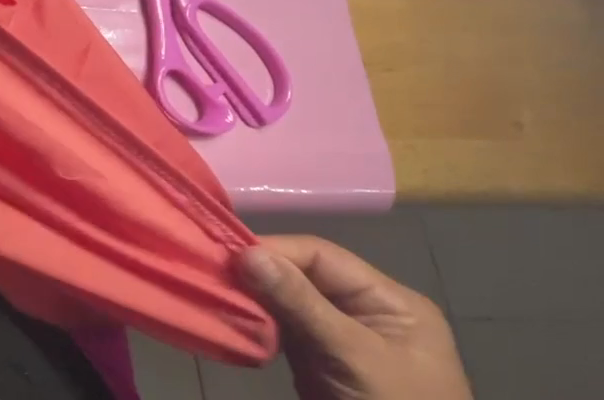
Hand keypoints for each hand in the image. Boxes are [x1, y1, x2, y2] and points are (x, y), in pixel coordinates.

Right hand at [237, 236, 471, 399]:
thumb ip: (301, 302)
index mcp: (390, 301)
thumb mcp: (354, 357)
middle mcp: (364, 309)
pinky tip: (233, 315)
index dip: (275, 250)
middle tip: (215, 270)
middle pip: (301, 273)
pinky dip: (257, 318)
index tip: (229, 254)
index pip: (321, 256)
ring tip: (217, 290)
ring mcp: (339, 333)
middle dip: (260, 271)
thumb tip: (246, 252)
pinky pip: (280, 323)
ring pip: (285, 297)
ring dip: (253, 295)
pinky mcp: (317, 354)